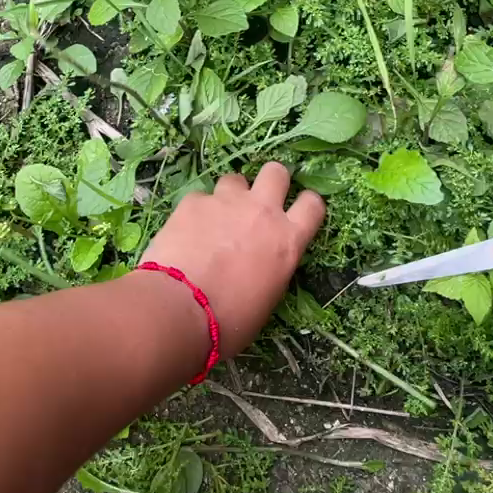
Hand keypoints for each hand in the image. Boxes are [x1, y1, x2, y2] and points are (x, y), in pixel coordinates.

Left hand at [139, 162, 324, 355]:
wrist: (179, 310)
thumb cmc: (229, 320)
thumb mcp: (267, 297)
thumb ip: (271, 267)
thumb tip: (261, 262)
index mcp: (287, 240)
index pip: (313, 204)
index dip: (306, 205)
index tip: (296, 213)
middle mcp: (262, 212)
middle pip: (277, 172)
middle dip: (271, 181)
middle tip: (258, 203)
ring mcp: (226, 202)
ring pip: (235, 179)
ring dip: (230, 195)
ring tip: (217, 219)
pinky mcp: (194, 201)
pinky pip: (200, 197)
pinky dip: (197, 211)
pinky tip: (186, 232)